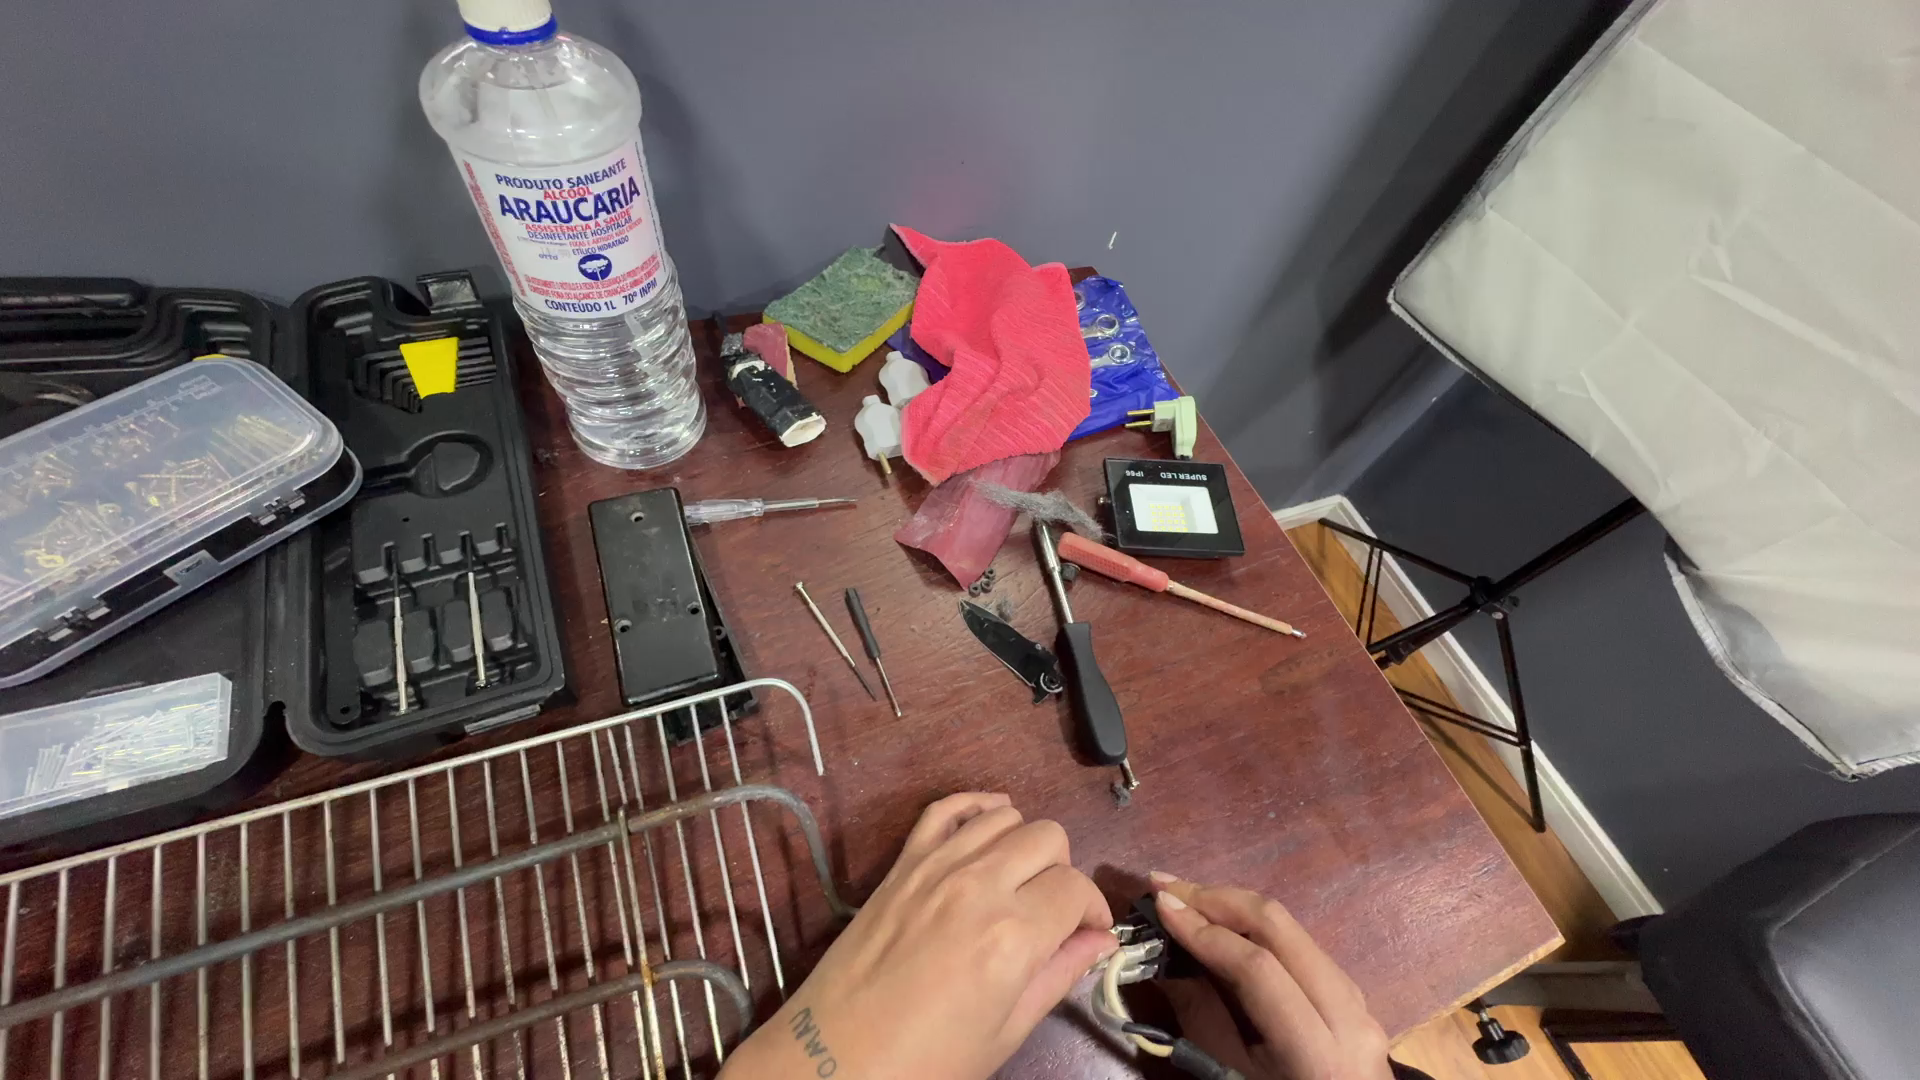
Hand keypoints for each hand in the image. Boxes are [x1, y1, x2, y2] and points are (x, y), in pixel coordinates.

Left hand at [721, 793, 1114, 1079]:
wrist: (837, 1055)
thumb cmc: (929, 1060)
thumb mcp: (1005, 1032)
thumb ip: (1059, 974)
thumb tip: (1103, 940)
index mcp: (1012, 934)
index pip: (1076, 887)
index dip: (1092, 908)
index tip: (1089, 930)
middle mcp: (980, 883)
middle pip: (1048, 836)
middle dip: (1063, 871)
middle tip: (1051, 910)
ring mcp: (938, 863)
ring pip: (1006, 815)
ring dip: (1024, 842)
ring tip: (1018, 879)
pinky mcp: (905, 858)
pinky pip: (947, 807)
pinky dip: (975, 806)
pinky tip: (989, 824)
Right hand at [1150, 874, 1391, 1079]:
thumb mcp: (1230, 1075)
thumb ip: (1198, 1012)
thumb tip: (1159, 952)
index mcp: (1317, 1050)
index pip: (1256, 966)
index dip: (1203, 929)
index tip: (1159, 903)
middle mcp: (1347, 1013)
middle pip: (1277, 925)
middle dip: (1215, 898)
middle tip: (1166, 885)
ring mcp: (1357, 997)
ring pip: (1288, 925)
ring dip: (1231, 904)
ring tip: (1185, 896)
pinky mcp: (1352, 989)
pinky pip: (1297, 940)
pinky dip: (1253, 923)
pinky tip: (1221, 919)